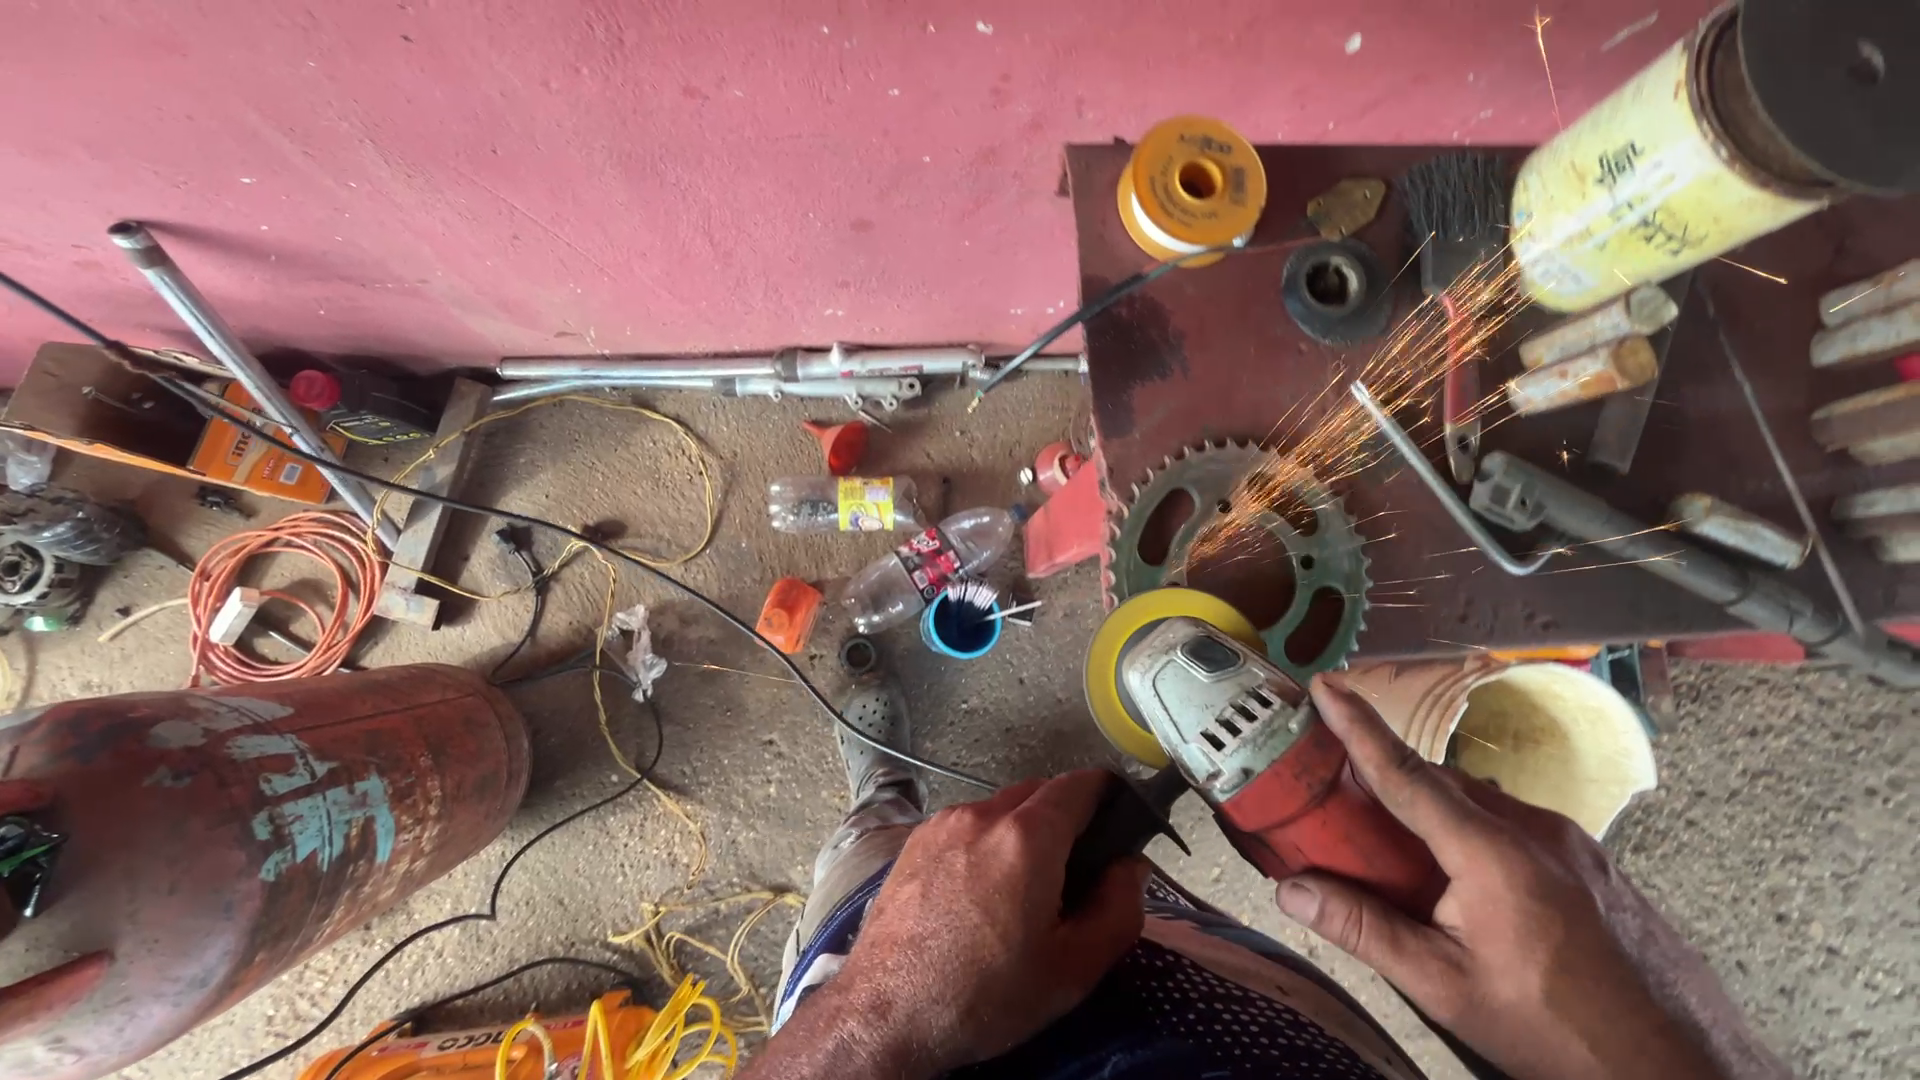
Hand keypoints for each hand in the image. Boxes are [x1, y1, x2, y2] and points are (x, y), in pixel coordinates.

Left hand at [774, 770, 1151, 1077]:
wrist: (885, 1011)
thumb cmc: (986, 995)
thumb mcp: (1072, 970)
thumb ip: (1118, 909)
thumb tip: (1131, 866)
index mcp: (1027, 837)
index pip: (1080, 784)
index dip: (1107, 793)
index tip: (1120, 816)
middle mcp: (983, 814)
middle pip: (1040, 791)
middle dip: (1066, 814)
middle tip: (1077, 866)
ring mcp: (943, 822)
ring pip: (1001, 806)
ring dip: (1023, 828)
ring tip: (1025, 884)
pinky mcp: (915, 839)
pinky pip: (967, 822)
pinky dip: (986, 839)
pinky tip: (981, 888)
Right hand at [1276, 674, 1783, 1079]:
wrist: (1684, 1072)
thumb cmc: (1556, 1029)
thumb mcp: (1444, 986)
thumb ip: (1364, 929)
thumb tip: (1289, 889)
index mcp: (1492, 852)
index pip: (1405, 772)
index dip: (1357, 725)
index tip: (1326, 682)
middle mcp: (1533, 828)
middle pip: (1437, 781)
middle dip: (1382, 771)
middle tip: (1335, 781)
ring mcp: (1570, 841)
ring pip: (1476, 801)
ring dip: (1427, 806)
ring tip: (1394, 841)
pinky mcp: (1592, 860)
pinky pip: (1510, 822)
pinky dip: (1468, 828)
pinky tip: (1461, 874)